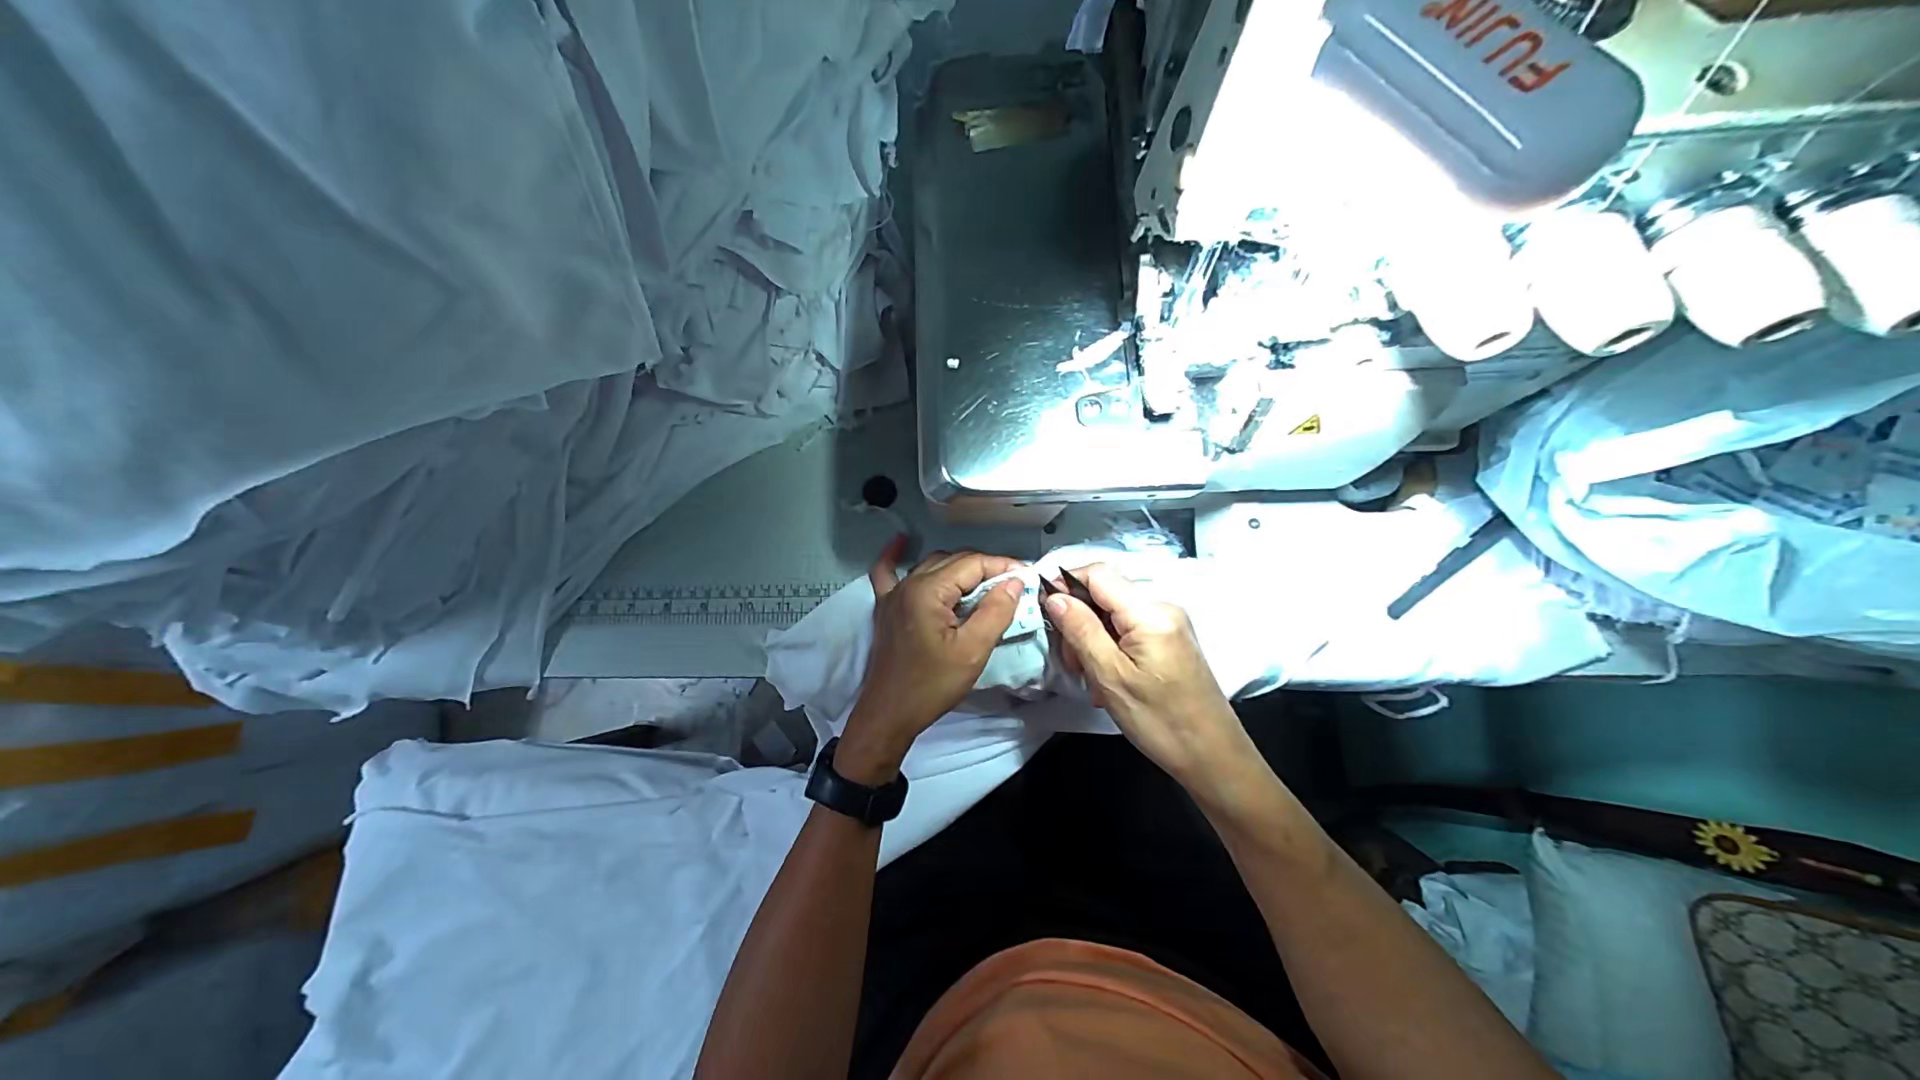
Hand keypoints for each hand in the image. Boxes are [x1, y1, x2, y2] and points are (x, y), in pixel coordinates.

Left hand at [838, 537, 1025, 783]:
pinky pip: (887, 573)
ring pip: (931, 566)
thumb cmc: (932, 685)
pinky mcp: (885, 608)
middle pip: (953, 562)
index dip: (1002, 566)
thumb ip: (995, 611)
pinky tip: (901, 541)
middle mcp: (909, 584)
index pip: (973, 564)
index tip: (1027, 576)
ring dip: (958, 568)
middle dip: (985, 568)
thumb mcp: (973, 651)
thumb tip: (1015, 581)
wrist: (889, 715)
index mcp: (929, 590)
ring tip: (986, 581)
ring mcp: (893, 594)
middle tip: (1013, 584)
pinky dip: (895, 556)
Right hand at [1042, 563, 1267, 805]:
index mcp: (1150, 612)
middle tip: (1072, 663)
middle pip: (1105, 593)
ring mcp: (1169, 624)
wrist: (1212, 756)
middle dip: (1079, 621)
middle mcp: (1162, 608)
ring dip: (1092, 639)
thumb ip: (1081, 630)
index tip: (1044, 609)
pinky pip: (1129, 630)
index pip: (1099, 573)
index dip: (1066, 582)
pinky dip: (1110, 648)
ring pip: (1113, 614)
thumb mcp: (1110, 676)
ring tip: (1091, 679)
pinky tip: (1108, 680)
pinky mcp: (1170, 640)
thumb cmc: (1160, 721)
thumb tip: (1054, 596)